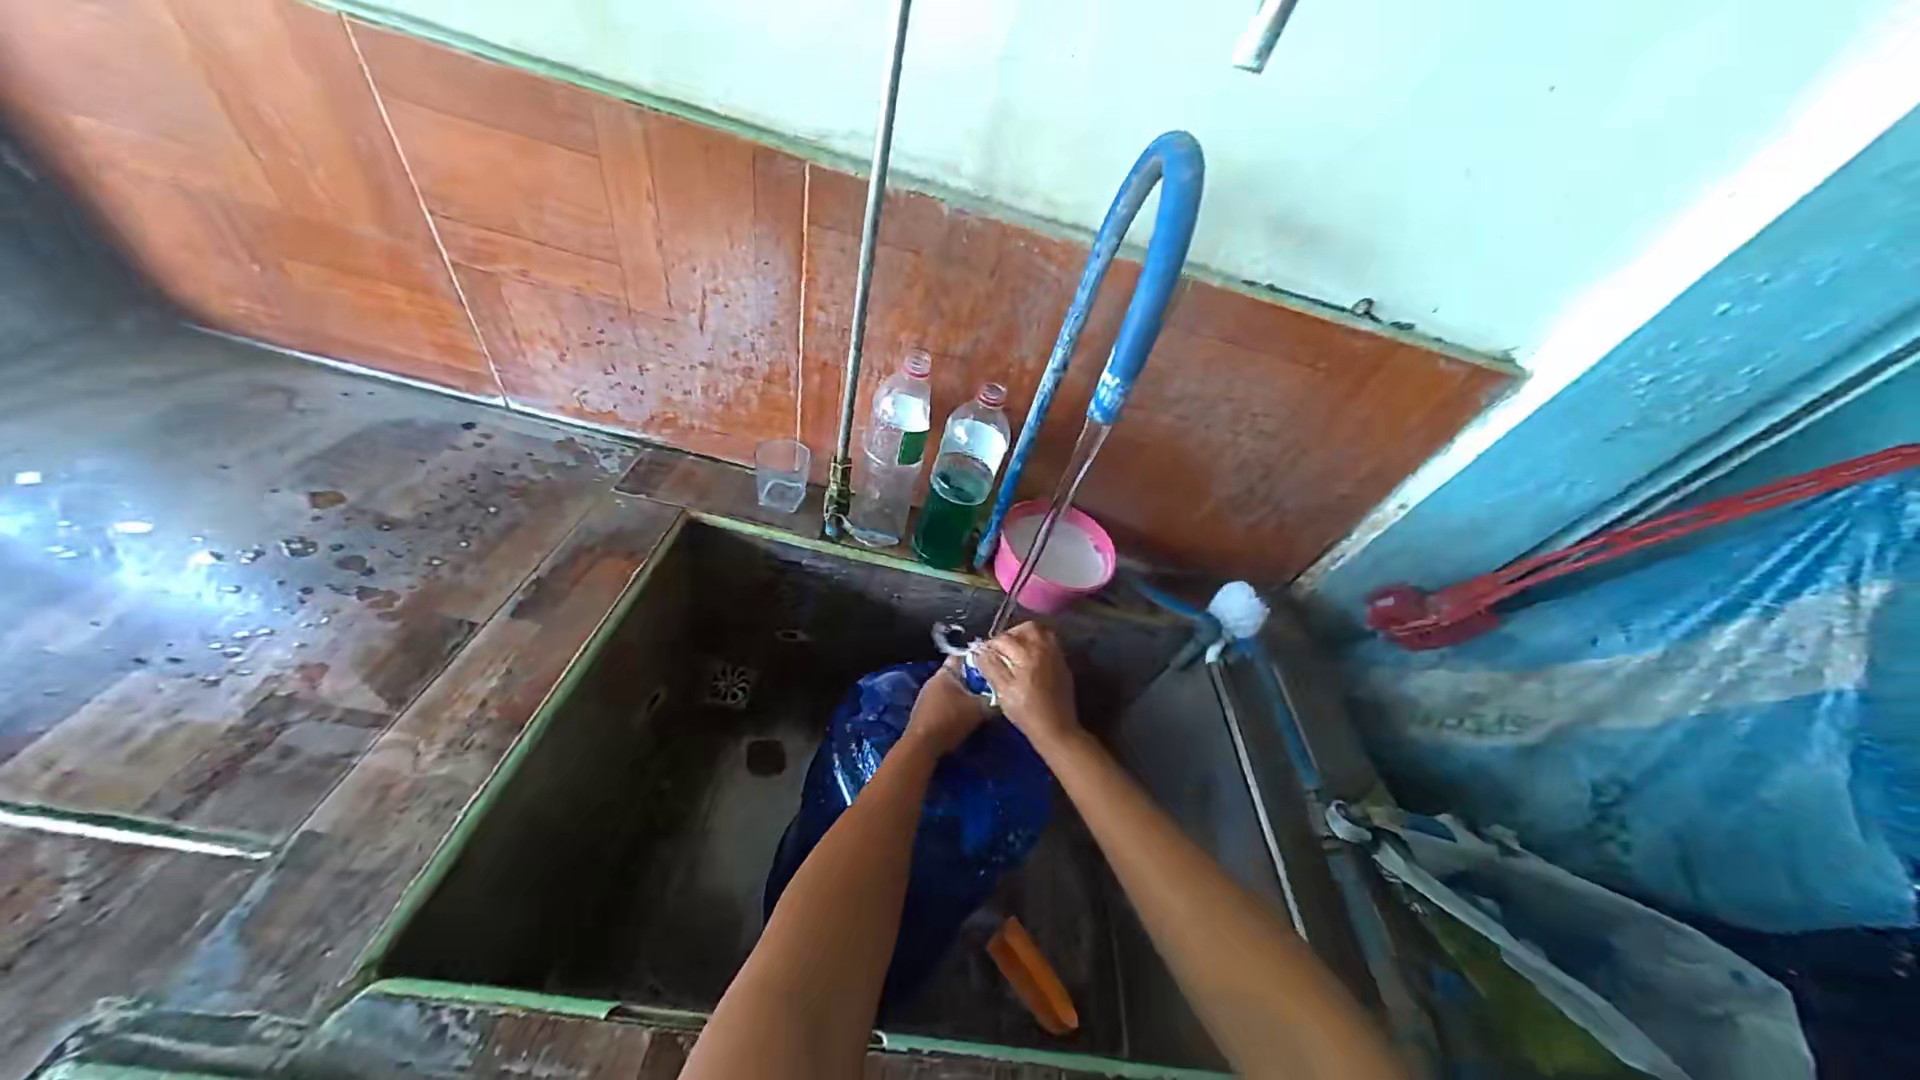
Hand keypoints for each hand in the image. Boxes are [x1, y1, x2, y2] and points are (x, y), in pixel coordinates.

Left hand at [903, 657, 991, 757]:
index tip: (991, 664)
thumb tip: (1004, 697)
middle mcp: (933, 680)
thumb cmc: (950, 720)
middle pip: (957, 674)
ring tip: (981, 701)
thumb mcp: (979, 710)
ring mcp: (927, 696)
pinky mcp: (925, 710)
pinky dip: (955, 705)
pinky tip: (965, 714)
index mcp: (945, 673)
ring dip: (964, 694)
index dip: (977, 658)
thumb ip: (993, 701)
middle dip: (973, 679)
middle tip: (990, 685)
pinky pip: (945, 701)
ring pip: (951, 689)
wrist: (922, 746)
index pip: (962, 656)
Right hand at [972, 622, 1077, 748]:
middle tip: (1001, 647)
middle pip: (1027, 627)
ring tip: (1016, 650)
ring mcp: (1057, 656)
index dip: (991, 644)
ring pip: (1042, 632)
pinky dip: (1038, 644)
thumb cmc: (1026, 712)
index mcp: (1028, 655)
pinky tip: (1030, 660)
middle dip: (1011, 633)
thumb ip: (991, 668)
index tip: (984, 653)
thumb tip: (980, 652)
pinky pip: (1051, 643)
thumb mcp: (1003, 692)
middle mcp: (1044, 649)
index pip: (1005, 639)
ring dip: (1027, 636)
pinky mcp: (1063, 664)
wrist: (1057, 728)